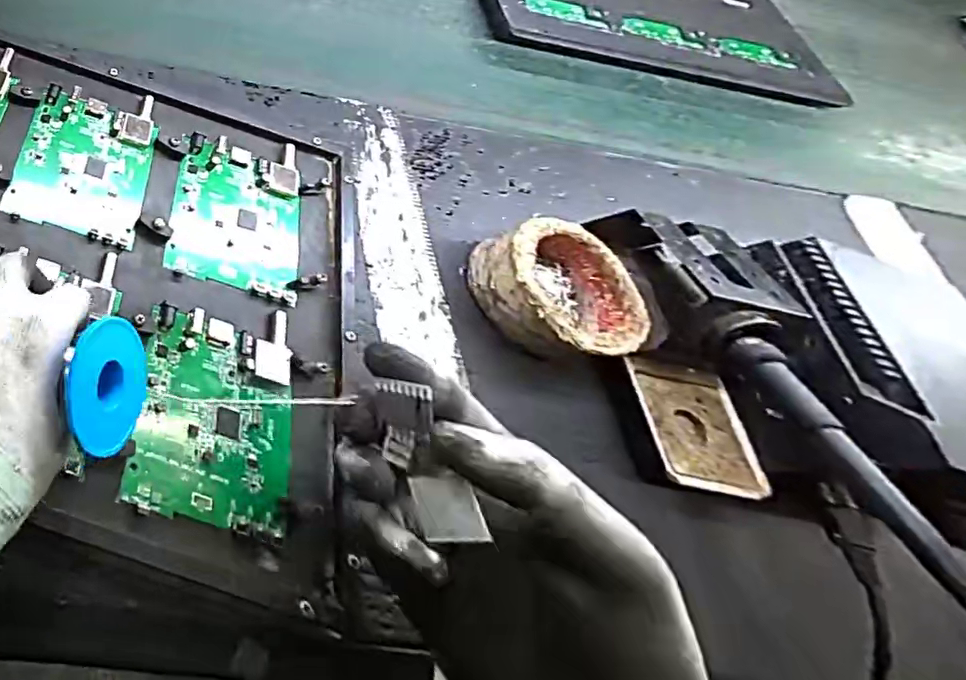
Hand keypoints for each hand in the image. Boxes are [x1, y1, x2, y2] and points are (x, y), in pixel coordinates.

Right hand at [336, 343, 706, 679]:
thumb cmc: (627, 632)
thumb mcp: (610, 552)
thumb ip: (537, 483)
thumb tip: (446, 434)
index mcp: (501, 468)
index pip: (447, 405)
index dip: (411, 373)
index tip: (378, 354)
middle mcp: (453, 487)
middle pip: (389, 428)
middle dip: (366, 415)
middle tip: (360, 423)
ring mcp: (425, 527)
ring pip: (366, 471)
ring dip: (361, 468)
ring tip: (382, 489)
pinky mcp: (401, 569)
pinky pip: (366, 530)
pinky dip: (376, 533)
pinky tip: (418, 561)